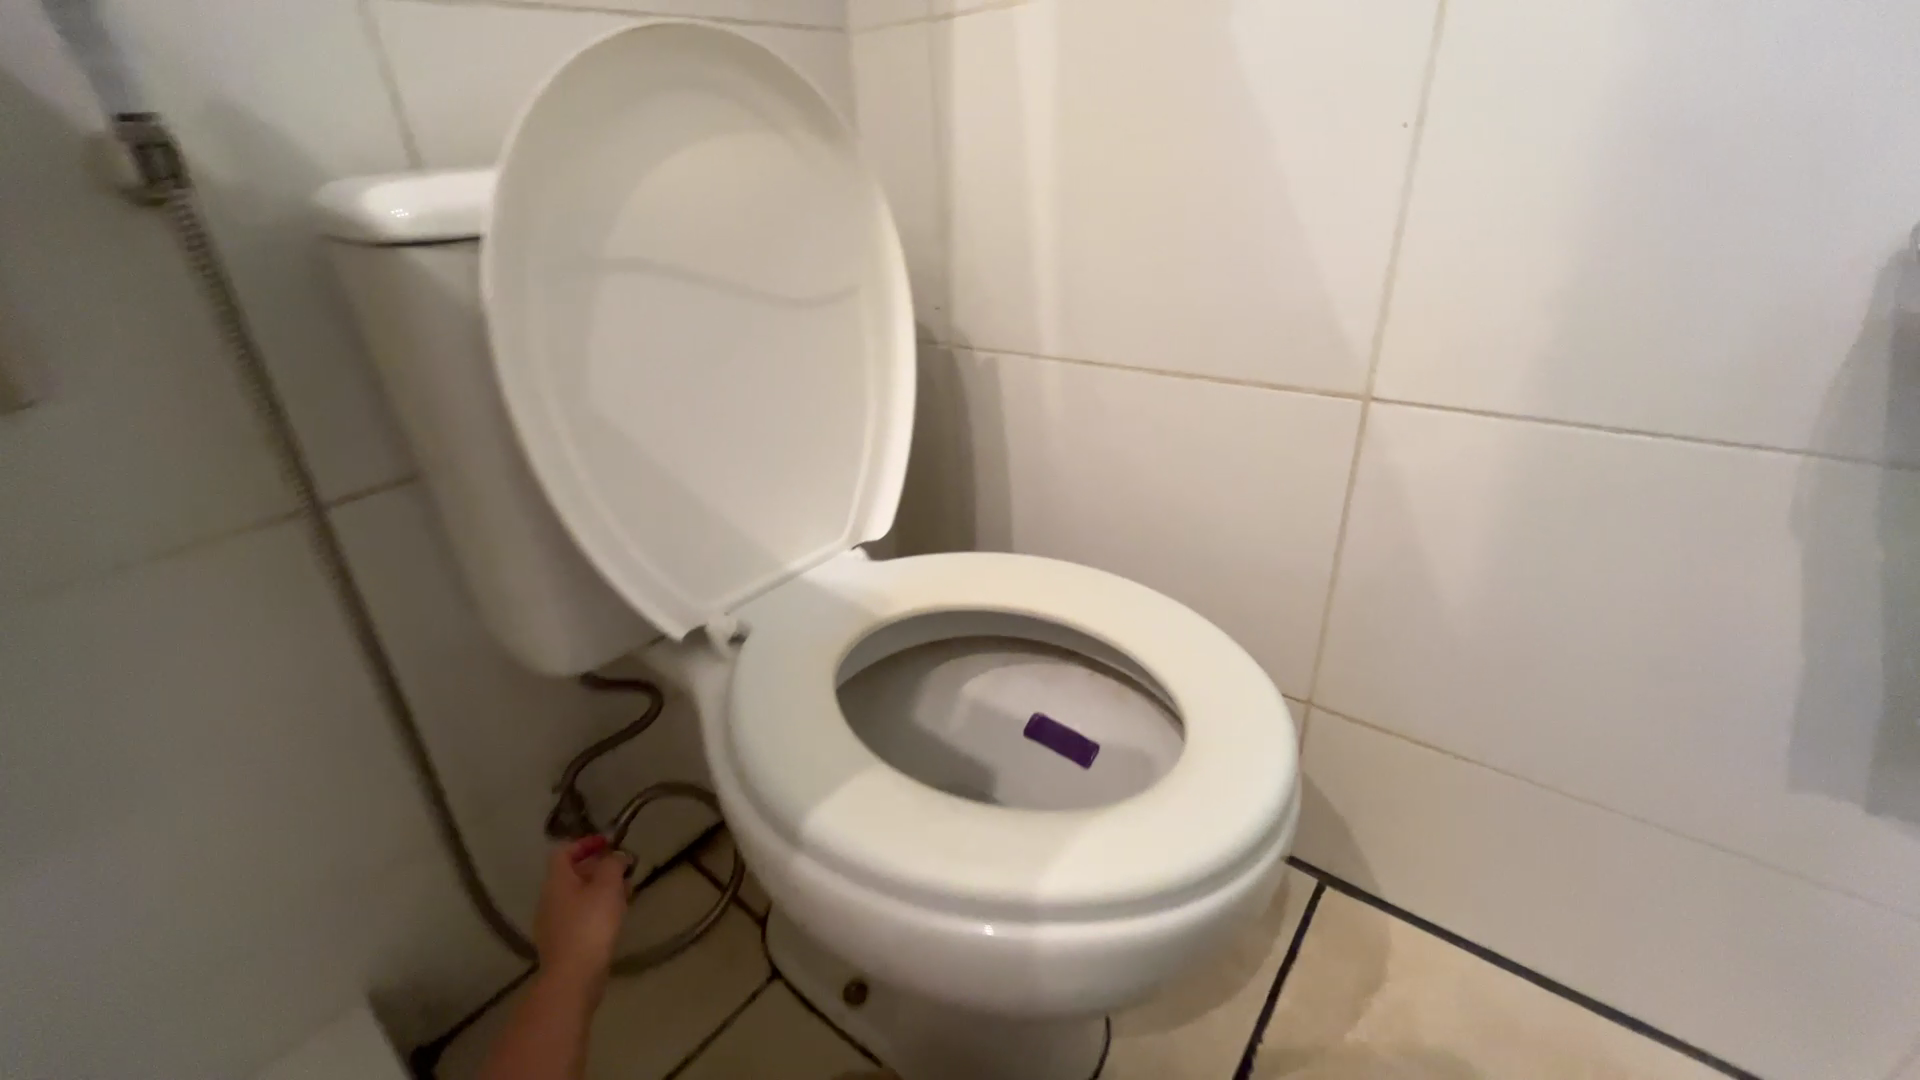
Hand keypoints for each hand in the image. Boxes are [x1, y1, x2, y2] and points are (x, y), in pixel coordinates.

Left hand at [534, 835, 633, 995]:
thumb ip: (613, 864)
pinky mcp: (563, 941)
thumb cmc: (591, 924)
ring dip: (601, 888)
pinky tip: (616, 916)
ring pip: (578, 895)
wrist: (573, 977)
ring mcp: (553, 922)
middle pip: (572, 873)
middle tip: (624, 869)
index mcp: (556, 881)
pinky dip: (597, 908)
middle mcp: (549, 899)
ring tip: (626, 892)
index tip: (610, 844)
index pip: (564, 851)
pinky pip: (580, 914)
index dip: (586, 843)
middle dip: (599, 867)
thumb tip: (616, 856)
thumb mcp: (608, 886)